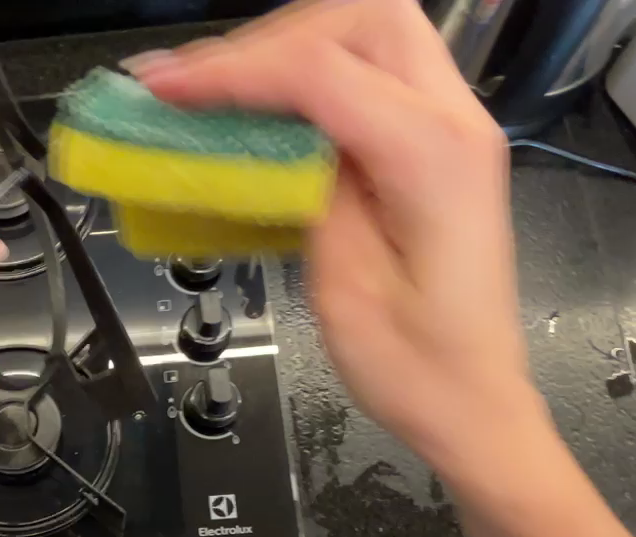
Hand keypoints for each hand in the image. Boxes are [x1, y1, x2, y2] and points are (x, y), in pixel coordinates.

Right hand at [129, 1, 548, 477]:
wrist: (471, 400)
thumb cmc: (413, 369)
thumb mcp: (345, 290)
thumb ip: (315, 196)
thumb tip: (274, 143)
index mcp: (432, 157)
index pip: (321, 72)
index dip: (231, 71)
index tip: (163, 86)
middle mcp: (455, 122)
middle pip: (360, 20)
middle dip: (267, 42)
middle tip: (196, 85)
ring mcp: (452, 130)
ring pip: (371, 38)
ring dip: (291, 52)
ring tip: (221, 92)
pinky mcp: (435, 151)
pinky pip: (373, 83)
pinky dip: (312, 82)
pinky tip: (266, 113)